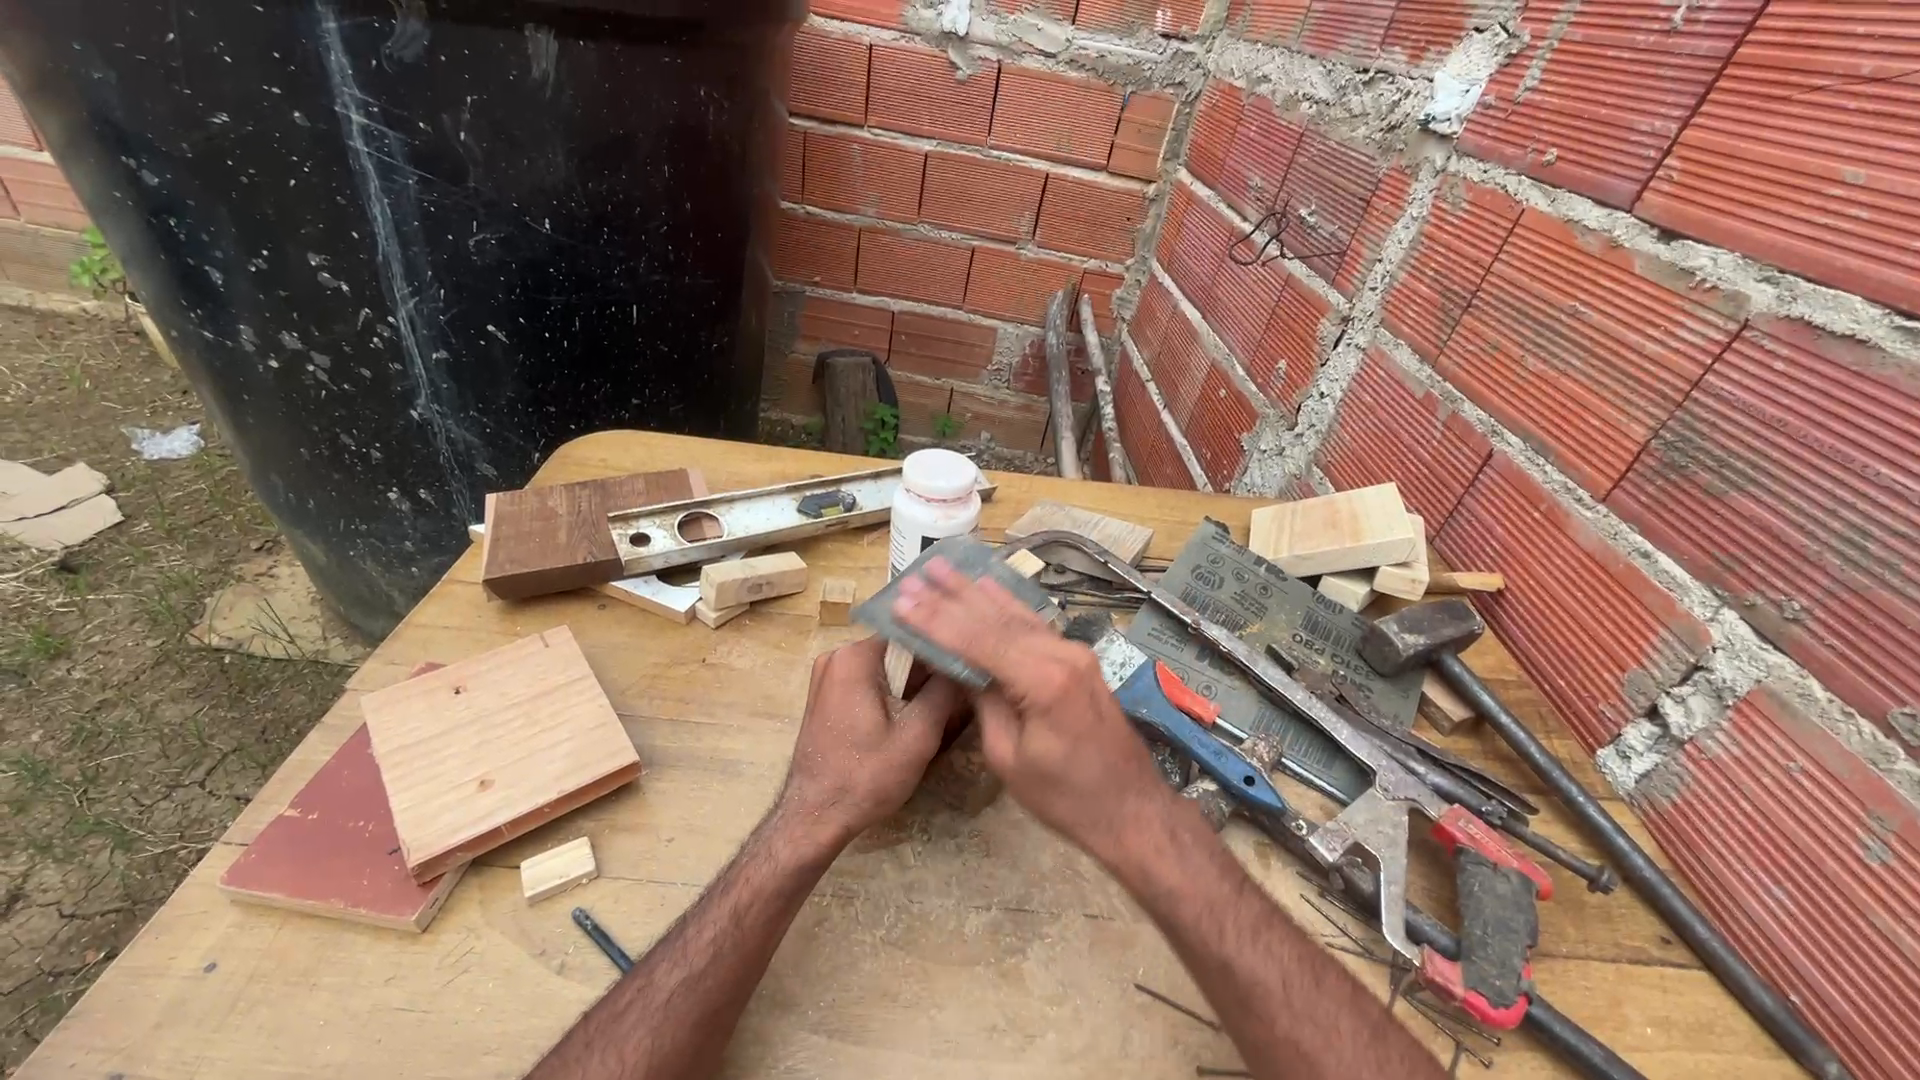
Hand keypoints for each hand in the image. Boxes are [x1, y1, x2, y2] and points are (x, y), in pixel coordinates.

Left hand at [778, 636, 964, 849]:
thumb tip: (966, 661)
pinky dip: (892, 695)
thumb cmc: (866, 777)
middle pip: (898, 650)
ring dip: (912, 685)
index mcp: (854, 656)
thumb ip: (945, 691)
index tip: (968, 668)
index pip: (912, 634)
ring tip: (942, 707)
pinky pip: (870, 682)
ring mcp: (828, 675)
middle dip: (928, 671)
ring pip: (886, 668)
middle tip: (959, 694)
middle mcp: (836, 656)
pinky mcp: (827, 696)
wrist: (815, 817)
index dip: (943, 650)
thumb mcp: (918, 735)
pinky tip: (911, 718)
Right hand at [892, 558, 1173, 866]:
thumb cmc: (1065, 797)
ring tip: (941, 567)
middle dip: (951, 597)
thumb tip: (959, 666)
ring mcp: (1074, 653)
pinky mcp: (1078, 660)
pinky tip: (986, 586)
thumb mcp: (1008, 757)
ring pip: (1016, 615)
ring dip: (975, 592)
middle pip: (996, 619)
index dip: (937, 620)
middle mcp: (1061, 654)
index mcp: (1043, 680)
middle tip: (915, 574)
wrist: (1130, 809)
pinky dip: (1006, 605)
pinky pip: (1034, 625)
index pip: (978, 640)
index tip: (902, 600)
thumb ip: (984, 702)